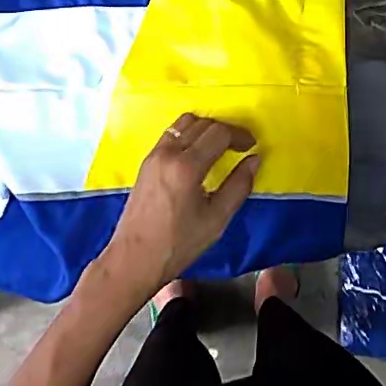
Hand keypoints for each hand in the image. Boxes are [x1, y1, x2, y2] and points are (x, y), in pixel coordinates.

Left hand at [89, 114, 258, 310]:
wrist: (132, 261)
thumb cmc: (177, 244)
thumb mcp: (217, 219)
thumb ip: (239, 185)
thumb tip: (254, 160)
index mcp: (187, 167)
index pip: (219, 133)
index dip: (240, 135)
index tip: (251, 146)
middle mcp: (168, 154)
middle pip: (203, 123)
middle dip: (226, 130)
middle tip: (240, 146)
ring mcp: (153, 157)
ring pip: (185, 123)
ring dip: (206, 128)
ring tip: (219, 145)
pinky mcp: (145, 163)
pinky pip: (171, 134)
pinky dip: (189, 134)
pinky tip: (197, 153)